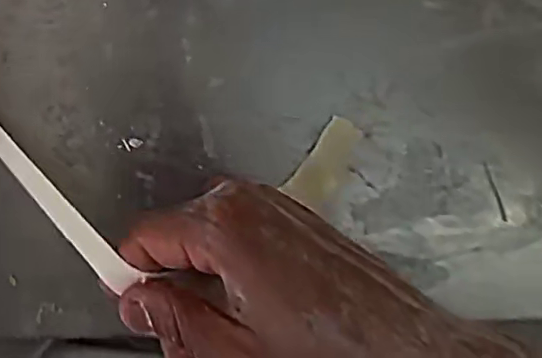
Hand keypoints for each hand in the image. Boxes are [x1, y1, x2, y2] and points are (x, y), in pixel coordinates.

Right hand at [117, 179, 528, 357]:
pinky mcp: (291, 211)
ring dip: (206, 269)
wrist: (418, 353)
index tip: (123, 293)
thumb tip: (138, 303)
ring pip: (207, 228)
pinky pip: (240, 225)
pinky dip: (236, 258)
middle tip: (196, 331)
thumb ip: (177, 322)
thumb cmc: (332, 353)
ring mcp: (268, 201)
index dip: (127, 267)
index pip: (145, 234)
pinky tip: (266, 301)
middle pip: (175, 230)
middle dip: (173, 275)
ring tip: (242, 321)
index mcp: (219, 225)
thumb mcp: (240, 353)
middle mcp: (240, 199)